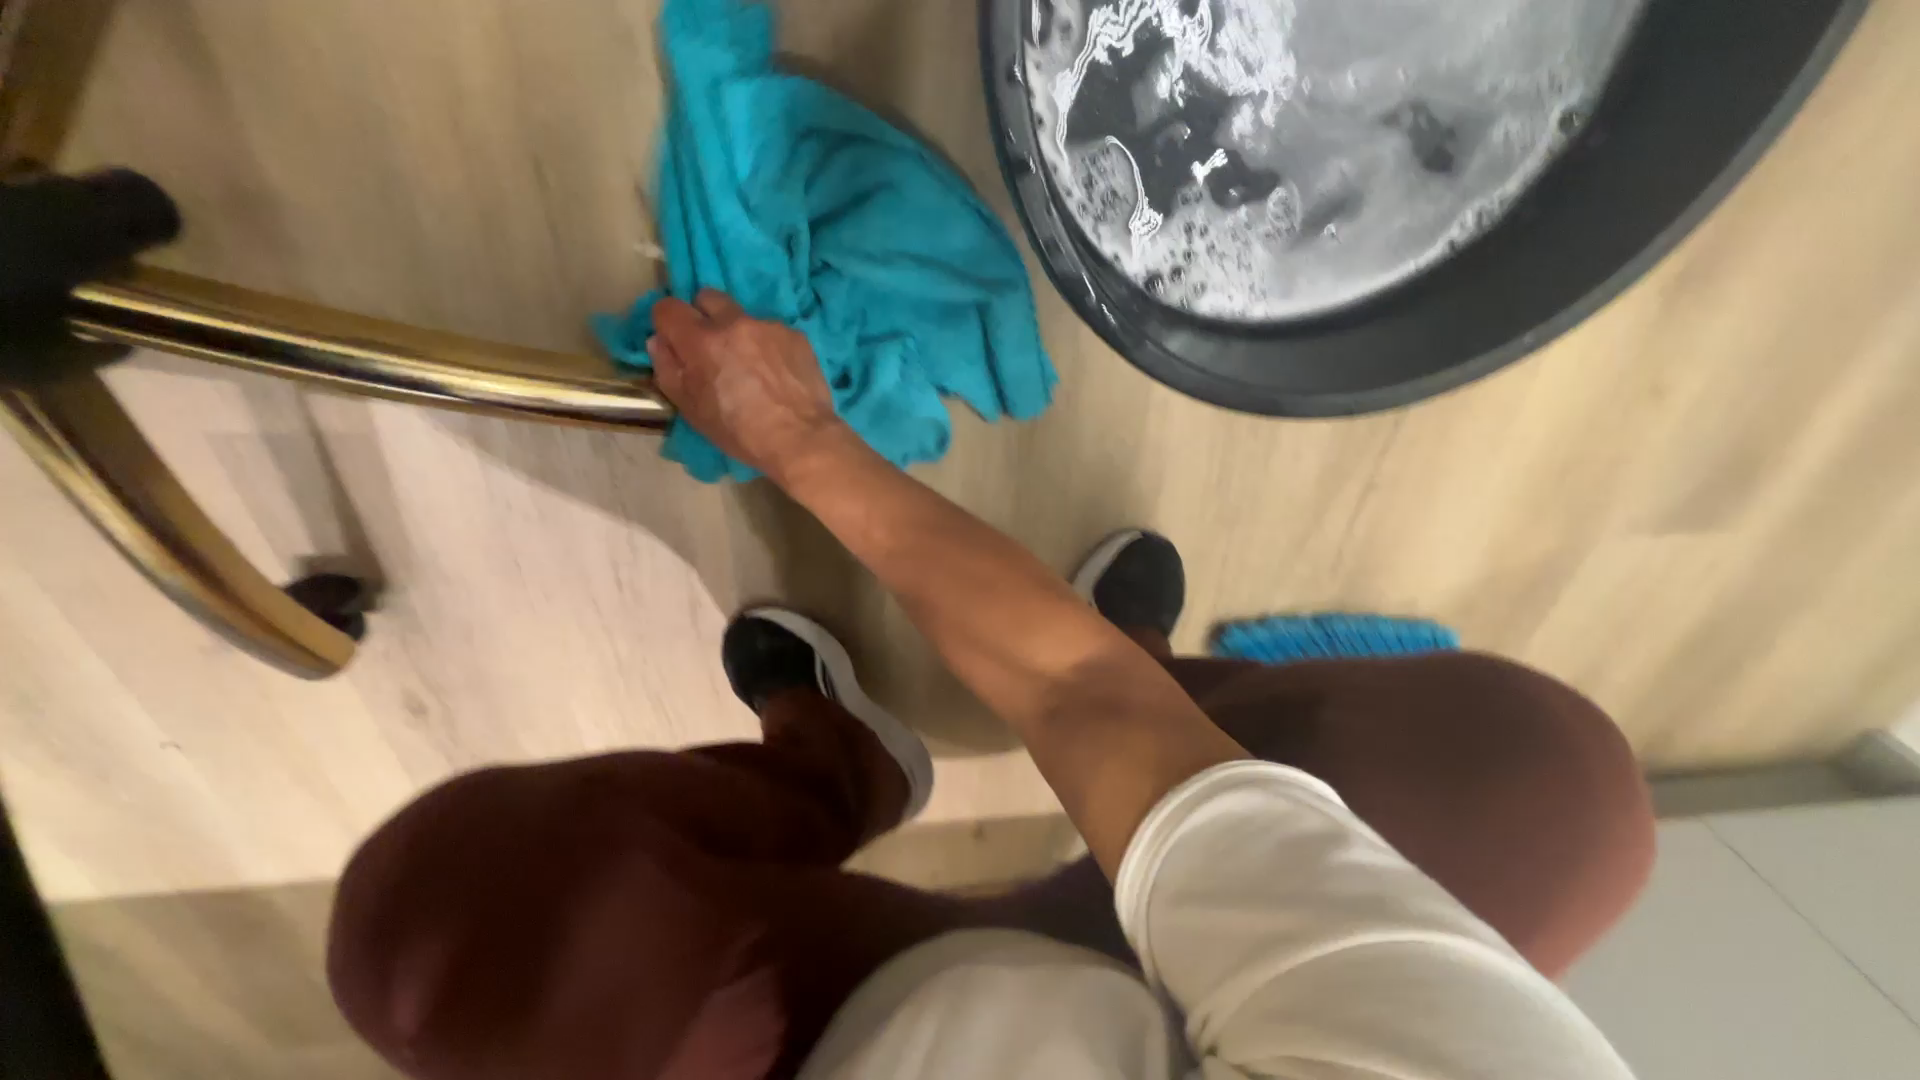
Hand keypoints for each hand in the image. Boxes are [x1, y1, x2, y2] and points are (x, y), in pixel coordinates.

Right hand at [647, 289, 848, 478]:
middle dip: (703, 316)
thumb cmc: (739, 430)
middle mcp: (735, 322)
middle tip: (711, 348)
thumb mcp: (691, 409)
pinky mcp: (795, 336)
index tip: (675, 342)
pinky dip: (767, 347)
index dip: (667, 324)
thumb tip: (659, 341)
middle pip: (707, 298)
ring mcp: (768, 326)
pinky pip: (772, 332)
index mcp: (702, 340)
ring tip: (751, 367)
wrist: (800, 438)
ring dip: (739, 334)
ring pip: (743, 316)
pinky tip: (776, 374)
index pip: (668, 308)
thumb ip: (668, 369)